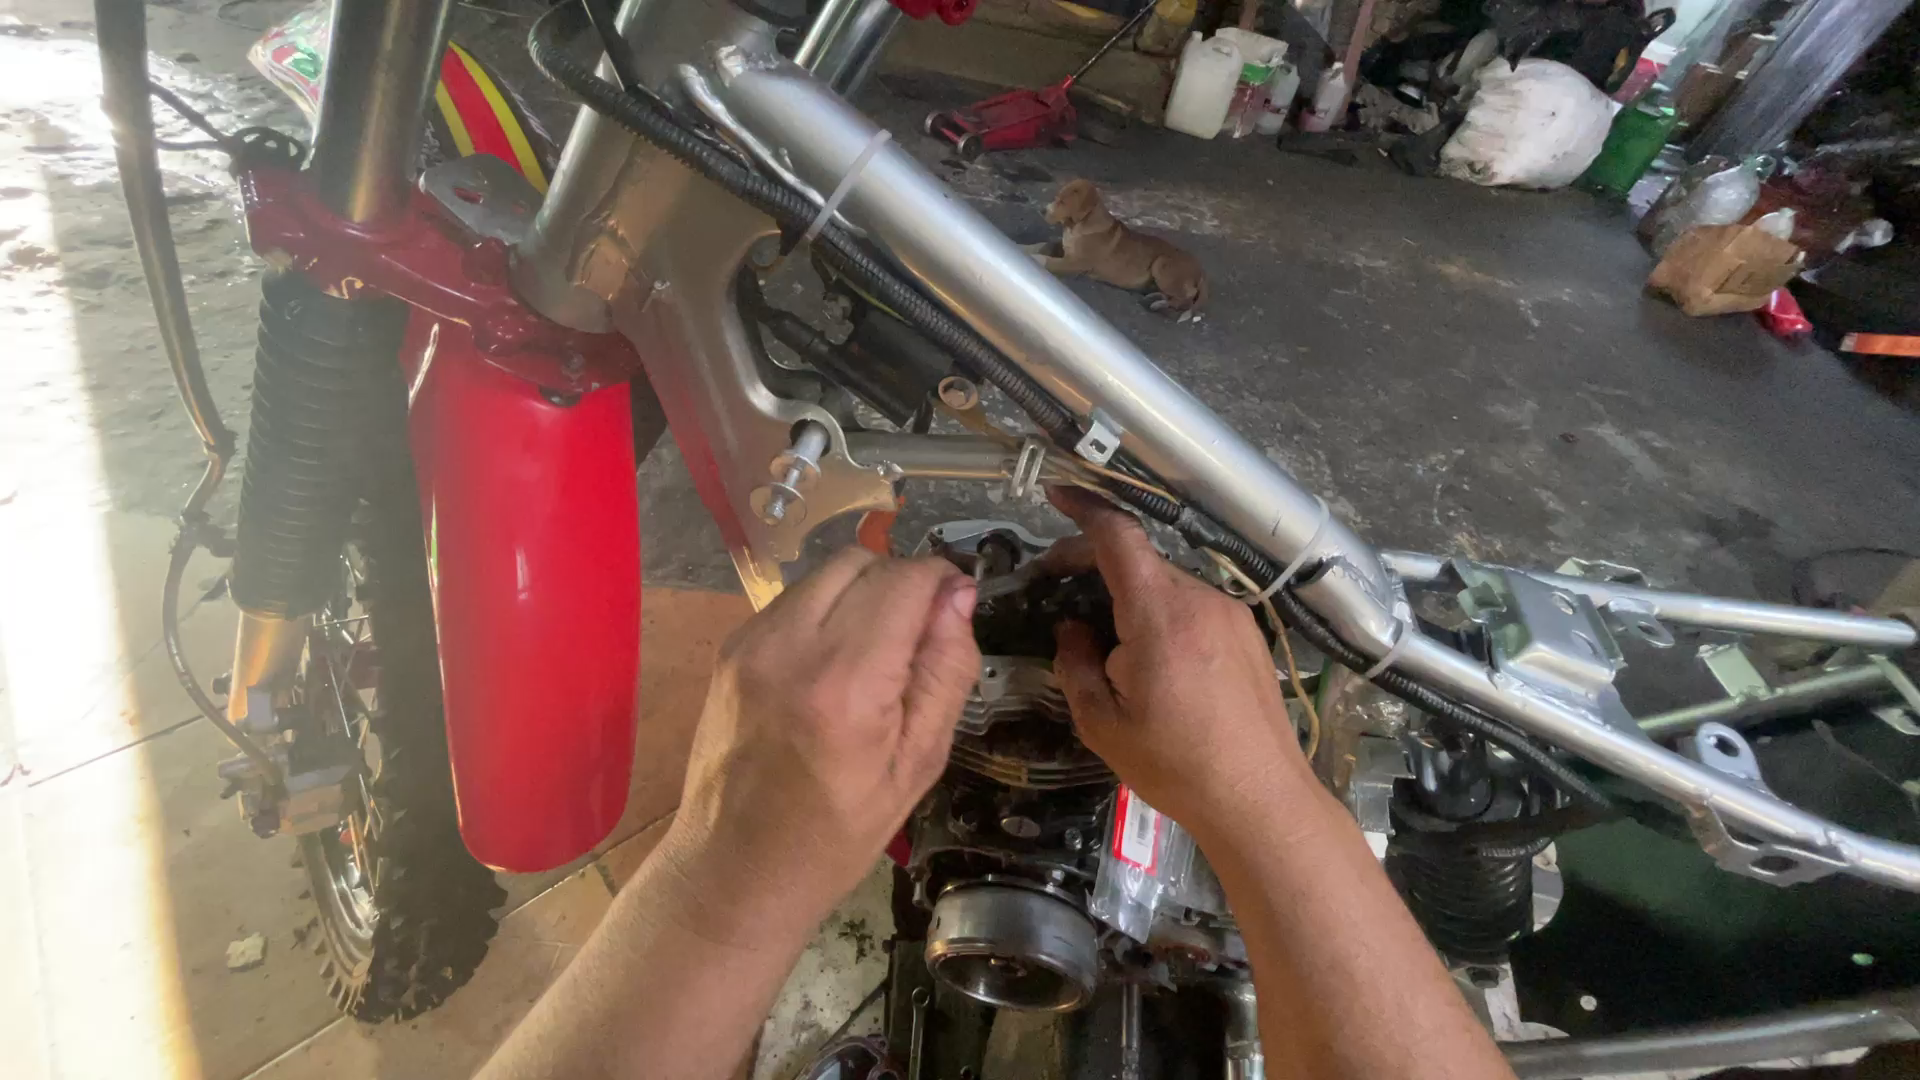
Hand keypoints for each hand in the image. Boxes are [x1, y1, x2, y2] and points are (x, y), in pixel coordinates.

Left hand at [662, 548, 979, 941]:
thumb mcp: (919, 761)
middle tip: (918, 631)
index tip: (957, 603)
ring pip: (827, 572)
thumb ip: (946, 669)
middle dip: (903, 581)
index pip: (905, 580)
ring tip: (875, 648)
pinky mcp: (731, 646)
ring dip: (864, 590)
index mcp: (847, 683)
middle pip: (864, 560)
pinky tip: (832, 659)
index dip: (942, 579)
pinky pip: (795, 597)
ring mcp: (752, 641)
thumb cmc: (839, 831)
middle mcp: (791, 645)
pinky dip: (828, 608)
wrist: (734, 868)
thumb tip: (959, 596)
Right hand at [1044, 488, 1310, 838]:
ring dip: (1128, 594)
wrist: (1261, 801)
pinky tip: (1151, 656)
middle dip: (1093, 564)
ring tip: (1105, 637)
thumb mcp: (1101, 722)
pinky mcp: (1247, 633)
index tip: (1057, 494)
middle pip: (1139, 560)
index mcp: (1160, 615)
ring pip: (1165, 584)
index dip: (1085, 509)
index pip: (1118, 537)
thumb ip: (1075, 663)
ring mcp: (1231, 614)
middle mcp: (1200, 599)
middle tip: (1059, 586)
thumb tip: (1072, 628)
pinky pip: (1191, 605)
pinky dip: (1159, 611)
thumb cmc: (1175, 764)